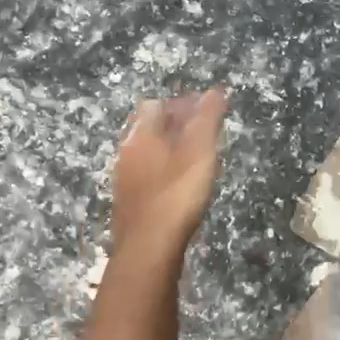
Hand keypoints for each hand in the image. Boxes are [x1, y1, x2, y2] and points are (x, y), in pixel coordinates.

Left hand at [112, 86, 227, 248]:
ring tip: (199, 157)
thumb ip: (207, 118)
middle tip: (206, 132)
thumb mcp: (200, 150)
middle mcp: (127, 152)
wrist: (149, 248)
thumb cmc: (177, 193)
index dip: (181, 103)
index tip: (206, 111)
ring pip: (149, 152)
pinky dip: (166, 170)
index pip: (156, 104)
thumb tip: (215, 90)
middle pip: (150, 127)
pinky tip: (183, 184)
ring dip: (172, 148)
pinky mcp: (130, 201)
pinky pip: (148, 174)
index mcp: (142, 136)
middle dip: (177, 125)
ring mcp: (125, 179)